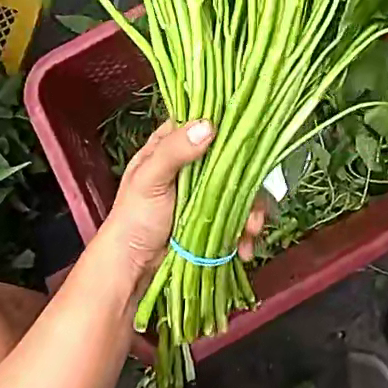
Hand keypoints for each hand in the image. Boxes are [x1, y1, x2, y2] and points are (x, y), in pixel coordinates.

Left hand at [94, 119, 265, 280]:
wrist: (132, 267)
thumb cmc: (133, 218)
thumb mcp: (149, 180)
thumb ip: (174, 152)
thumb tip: (208, 126)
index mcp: (170, 144)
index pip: (203, 121)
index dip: (227, 124)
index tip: (251, 133)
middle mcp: (191, 162)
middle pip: (231, 156)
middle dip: (249, 178)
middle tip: (254, 200)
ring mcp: (204, 190)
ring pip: (240, 187)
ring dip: (252, 210)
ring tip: (252, 231)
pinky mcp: (213, 215)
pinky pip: (239, 215)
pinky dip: (246, 230)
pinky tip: (245, 247)